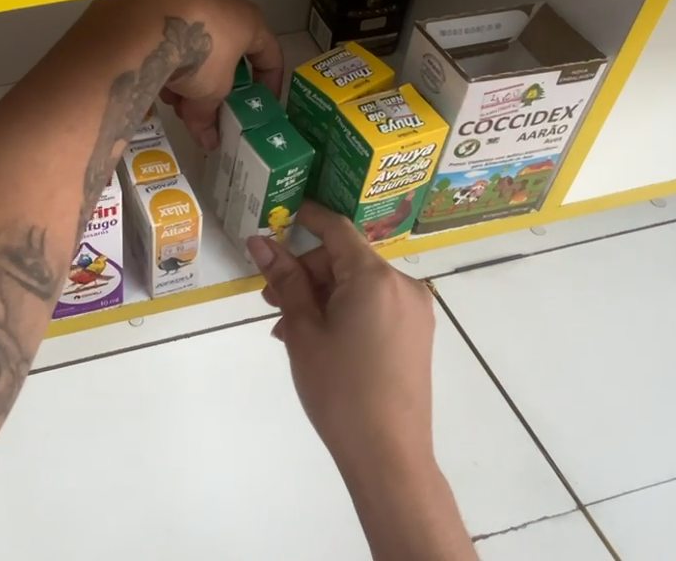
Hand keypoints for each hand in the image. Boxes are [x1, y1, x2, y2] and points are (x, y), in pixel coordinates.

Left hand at [86, 0, 283, 151]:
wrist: (148, 20)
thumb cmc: (199, 52)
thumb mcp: (210, 92)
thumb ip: (211, 117)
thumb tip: (209, 141)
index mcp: (249, 21)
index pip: (270, 54)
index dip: (270, 83)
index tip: (264, 106)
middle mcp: (222, 4)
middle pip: (227, 53)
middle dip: (217, 87)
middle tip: (208, 109)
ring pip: (197, 46)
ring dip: (190, 78)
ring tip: (177, 103)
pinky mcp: (159, 3)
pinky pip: (173, 37)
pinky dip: (170, 61)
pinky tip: (157, 84)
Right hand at [246, 204, 437, 470]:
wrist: (388, 456)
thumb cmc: (339, 388)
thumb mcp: (303, 329)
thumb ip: (284, 279)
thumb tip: (259, 240)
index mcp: (375, 276)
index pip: (335, 228)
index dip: (304, 218)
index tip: (275, 220)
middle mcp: (402, 284)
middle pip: (345, 258)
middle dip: (306, 272)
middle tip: (272, 300)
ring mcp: (414, 311)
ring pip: (357, 284)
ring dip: (322, 295)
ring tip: (289, 329)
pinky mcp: (416, 334)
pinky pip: (374, 305)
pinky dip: (344, 311)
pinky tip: (318, 339)